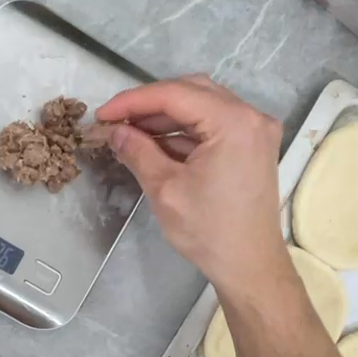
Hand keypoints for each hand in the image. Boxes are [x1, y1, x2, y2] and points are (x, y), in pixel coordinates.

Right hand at [97, 76, 286, 291]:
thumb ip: (138, 152)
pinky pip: (213, 126)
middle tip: (116, 121)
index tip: (102, 114)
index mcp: (233, 122)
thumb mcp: (165, 189)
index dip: (133, 101)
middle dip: (149, 104)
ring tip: (131, 132)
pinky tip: (157, 144)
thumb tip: (115, 132)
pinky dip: (184, 132)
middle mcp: (250, 117)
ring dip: (166, 118)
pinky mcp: (252, 147)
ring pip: (203, 107)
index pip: (175, 95)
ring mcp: (255, 131)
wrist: (248, 263)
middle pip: (192, 92)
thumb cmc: (208, 230)